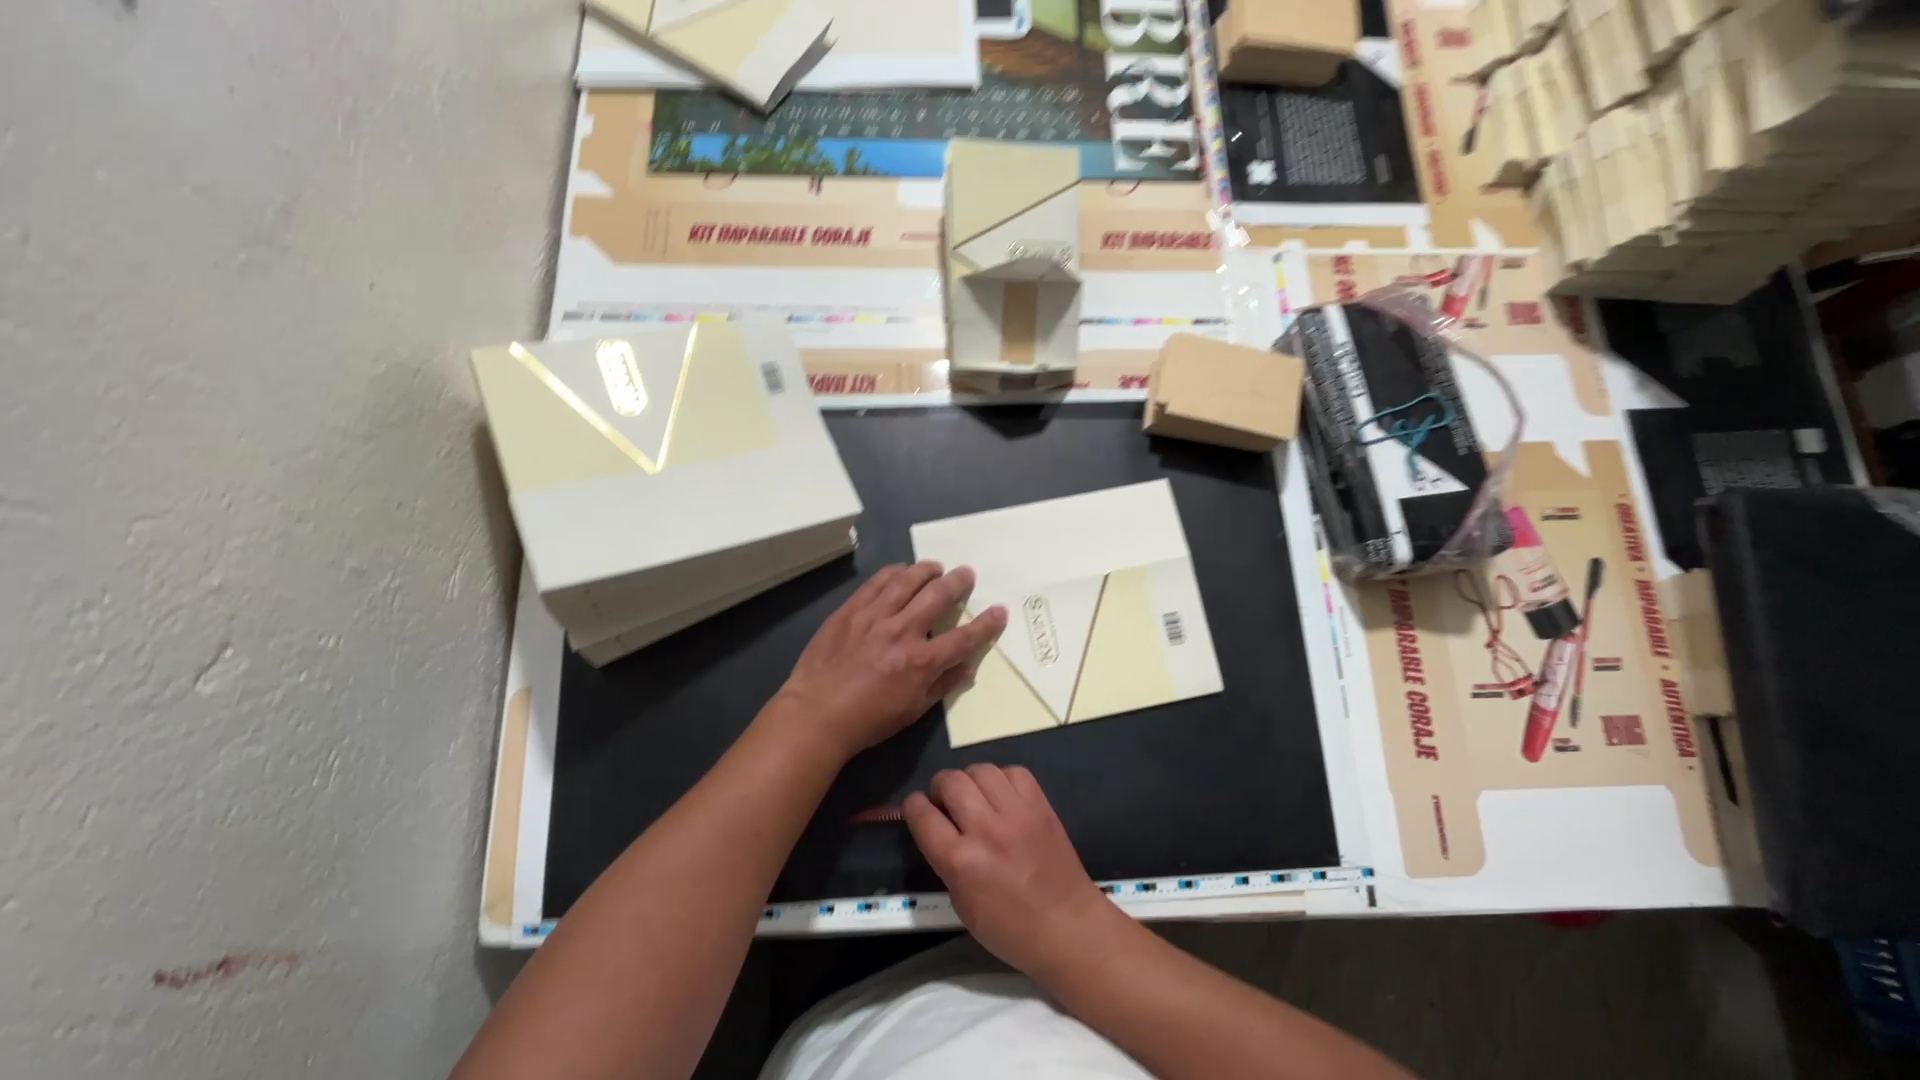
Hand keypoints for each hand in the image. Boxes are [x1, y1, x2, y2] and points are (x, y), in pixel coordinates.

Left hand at [773, 562, 1007, 759]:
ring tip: (936, 567)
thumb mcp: (912, 711)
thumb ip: (942, 686)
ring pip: (907, 580)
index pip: (964, 638)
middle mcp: (902, 632)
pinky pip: (876, 582)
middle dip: (958, 582)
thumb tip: (967, 668)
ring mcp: (873, 617)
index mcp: (921, 661)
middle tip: (967, 574)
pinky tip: (901, 571)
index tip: (999, 611)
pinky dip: (893, 573)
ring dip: (926, 570)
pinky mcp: (850, 610)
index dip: (986, 624)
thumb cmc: (868, 720)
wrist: (816, 714)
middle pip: (938, 596)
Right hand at [905, 765, 1116, 977]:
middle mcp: (986, 829)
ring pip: (981, 769)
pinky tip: (1003, 798)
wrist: (1067, 925)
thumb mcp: (961, 904)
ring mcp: (1016, 813)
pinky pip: (1013, 772)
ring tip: (975, 798)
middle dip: (939, 788)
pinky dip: (1002, 780)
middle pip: (950, 781)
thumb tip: (937, 828)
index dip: (913, 807)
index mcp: (960, 861)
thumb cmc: (1009, 927)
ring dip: (970, 780)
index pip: (922, 813)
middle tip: (947, 804)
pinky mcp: (1041, 805)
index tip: (917, 809)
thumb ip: (944, 861)